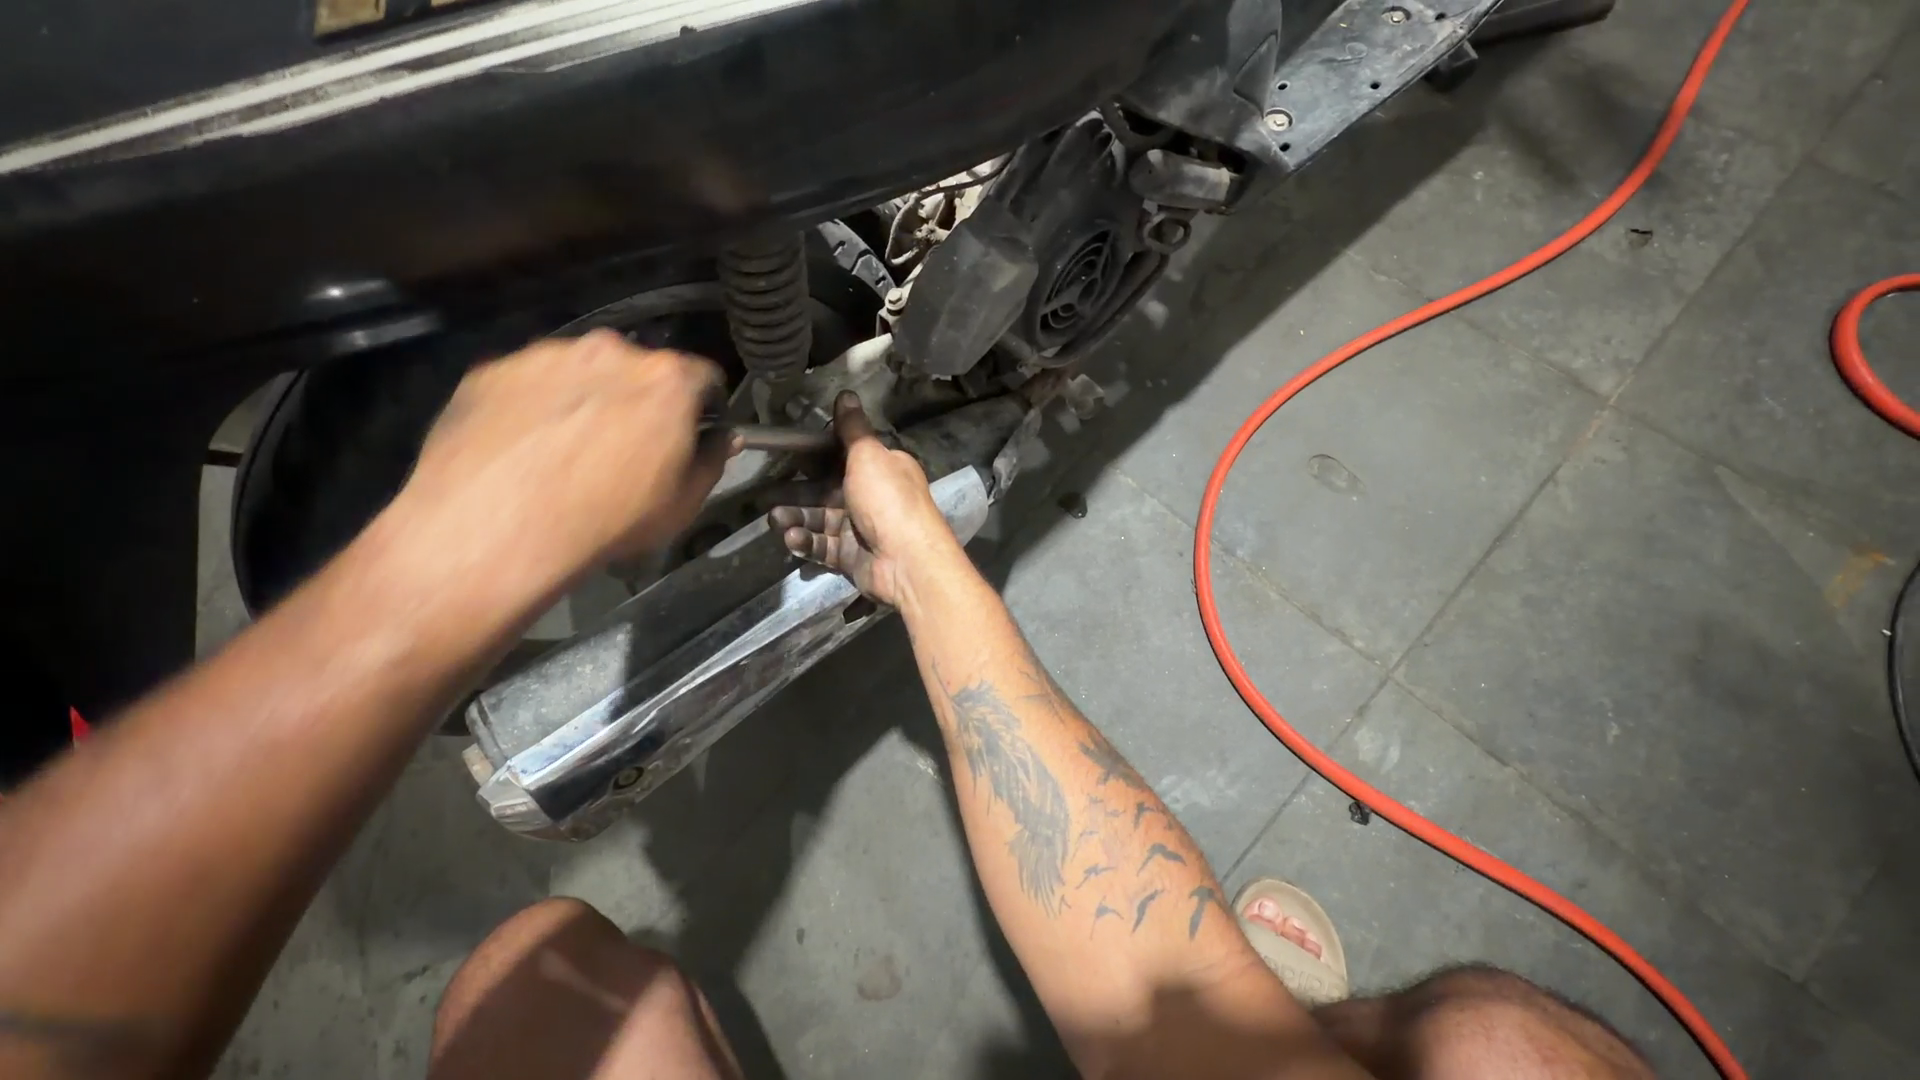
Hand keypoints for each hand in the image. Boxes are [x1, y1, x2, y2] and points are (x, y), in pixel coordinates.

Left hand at [392, 329, 727, 587]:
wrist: (497, 528)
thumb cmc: (608, 519)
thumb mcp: (683, 505)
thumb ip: (712, 461)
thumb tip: (722, 439)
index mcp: (666, 378)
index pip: (704, 376)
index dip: (702, 407)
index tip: (690, 433)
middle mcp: (609, 350)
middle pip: (638, 369)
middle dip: (639, 400)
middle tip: (625, 448)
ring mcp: (545, 355)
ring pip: (580, 372)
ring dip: (585, 400)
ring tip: (566, 451)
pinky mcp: (493, 370)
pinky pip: (527, 384)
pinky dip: (533, 408)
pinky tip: (523, 450)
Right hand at [769, 393, 968, 607]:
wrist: (906, 560)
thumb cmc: (888, 500)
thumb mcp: (869, 455)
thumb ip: (853, 428)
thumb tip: (846, 393)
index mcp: (879, 468)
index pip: (840, 458)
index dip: (812, 456)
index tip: (784, 454)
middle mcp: (870, 497)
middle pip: (823, 490)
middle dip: (794, 492)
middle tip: (764, 494)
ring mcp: (859, 529)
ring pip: (818, 519)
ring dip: (795, 517)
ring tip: (775, 518)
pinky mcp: (850, 557)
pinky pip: (822, 546)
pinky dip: (806, 542)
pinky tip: (792, 538)